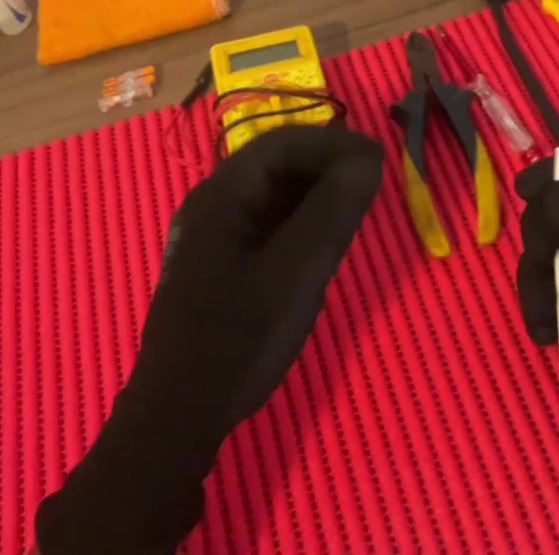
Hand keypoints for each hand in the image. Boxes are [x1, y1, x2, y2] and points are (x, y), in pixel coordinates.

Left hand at [132, 122, 384, 434]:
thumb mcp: (297, 270)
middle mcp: (212, 205)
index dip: (334, 144)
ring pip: (273, 195)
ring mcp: (214, 237)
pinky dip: (302, 221)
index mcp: (220, 195)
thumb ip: (333, 209)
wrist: (179, 415)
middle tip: (374, 183)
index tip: (380, 161)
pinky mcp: (222, 266)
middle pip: (275, 164)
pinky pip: (268, 224)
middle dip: (327, 165)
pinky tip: (325, 240)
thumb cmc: (238, 336)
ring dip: (317, 193)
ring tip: (358, 207)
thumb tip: (368, 159)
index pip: (282, 143)